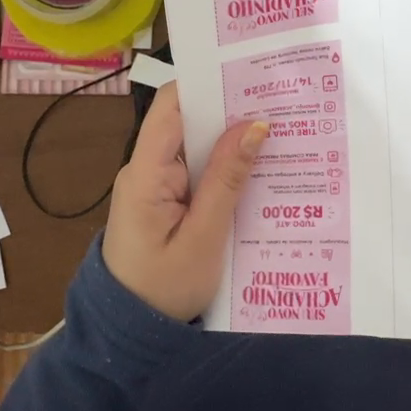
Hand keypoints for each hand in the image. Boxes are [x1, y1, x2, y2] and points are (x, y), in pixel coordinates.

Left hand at [104, 83, 269, 320]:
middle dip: (230, 110)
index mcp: (146, 173)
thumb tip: (256, 125)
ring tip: (279, 130)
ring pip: (196, 147)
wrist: (130, 336)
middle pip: (187, 122)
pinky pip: (196, 172)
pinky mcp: (166, 202)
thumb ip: (227, 180)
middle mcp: (146, 170)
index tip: (249, 74)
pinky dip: (225, 167)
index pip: (171, 106)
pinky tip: (259, 168)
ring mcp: (155, 186)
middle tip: (280, 102)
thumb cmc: (163, 290)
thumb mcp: (203, 238)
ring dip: (232, 140)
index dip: (206, 83)